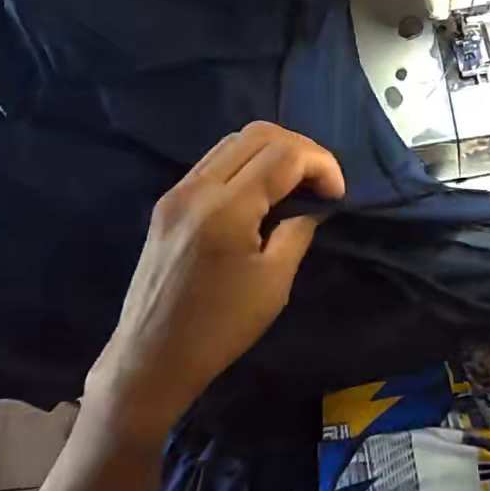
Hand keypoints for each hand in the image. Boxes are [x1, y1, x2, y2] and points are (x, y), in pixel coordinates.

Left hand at [85, 122, 345, 440]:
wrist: (152, 357)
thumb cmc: (220, 328)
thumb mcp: (274, 282)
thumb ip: (298, 229)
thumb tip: (315, 201)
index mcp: (225, 208)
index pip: (283, 154)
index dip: (321, 163)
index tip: (338, 193)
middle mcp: (197, 187)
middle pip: (257, 133)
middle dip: (299, 149)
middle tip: (321, 182)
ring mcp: (177, 191)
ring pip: (233, 142)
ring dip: (272, 151)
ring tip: (296, 184)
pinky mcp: (168, 203)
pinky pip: (214, 162)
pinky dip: (246, 164)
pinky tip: (262, 192)